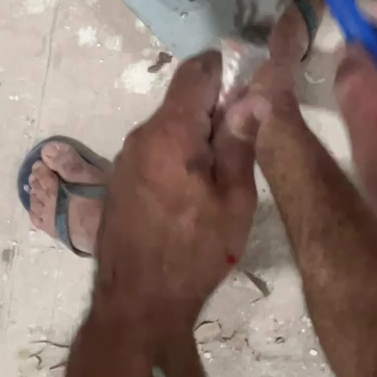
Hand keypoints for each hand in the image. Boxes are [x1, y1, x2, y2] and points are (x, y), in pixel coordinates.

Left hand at [93, 52, 258, 332]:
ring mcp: (126, 158)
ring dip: (198, 133)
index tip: (253, 88)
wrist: (137, 307)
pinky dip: (179, 152)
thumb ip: (240, 141)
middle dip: (217, 107)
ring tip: (224, 170)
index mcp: (170, 132)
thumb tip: (255, 94)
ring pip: (170, 124)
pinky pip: (156, 148)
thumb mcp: (234, 199)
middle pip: (184, 98)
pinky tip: (196, 188)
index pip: (197, 70)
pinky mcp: (122, 179)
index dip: (228, 69)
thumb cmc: (195, 253)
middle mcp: (141, 135)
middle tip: (246, 137)